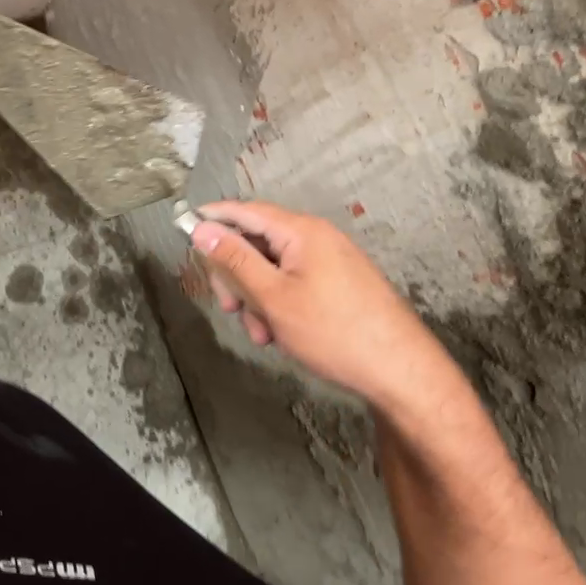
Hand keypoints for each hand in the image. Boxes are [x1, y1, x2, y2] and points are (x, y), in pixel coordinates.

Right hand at [188, 201, 453, 409]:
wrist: (402, 374)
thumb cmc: (335, 332)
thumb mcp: (272, 296)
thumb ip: (234, 259)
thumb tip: (202, 228)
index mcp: (301, 232)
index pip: (244, 210)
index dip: (211, 218)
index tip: (182, 230)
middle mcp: (316, 238)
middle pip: (254, 242)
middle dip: (234, 274)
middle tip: (227, 307)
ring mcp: (329, 262)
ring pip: (270, 268)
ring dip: (254, 297)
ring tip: (261, 332)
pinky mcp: (337, 284)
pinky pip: (291, 282)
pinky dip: (276, 303)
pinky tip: (278, 333)